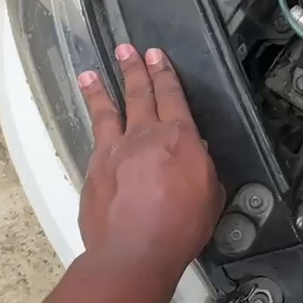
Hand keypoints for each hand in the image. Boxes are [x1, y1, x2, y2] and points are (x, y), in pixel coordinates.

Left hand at [74, 44, 223, 279]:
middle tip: (129, 51)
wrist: (134, 252)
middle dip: (136, 70)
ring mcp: (115, 150)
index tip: (157, 56)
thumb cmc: (181, 226)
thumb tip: (195, 152)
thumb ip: (202, 167)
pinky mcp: (95, 169)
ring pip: (108, 111)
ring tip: (92, 73)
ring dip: (101, 89)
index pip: (172, 95)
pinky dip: (93, 123)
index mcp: (180, 137)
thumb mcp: (211, 193)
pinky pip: (95, 137)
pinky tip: (92, 119)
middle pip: (140, 94)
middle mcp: (145, 135)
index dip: (165, 73)